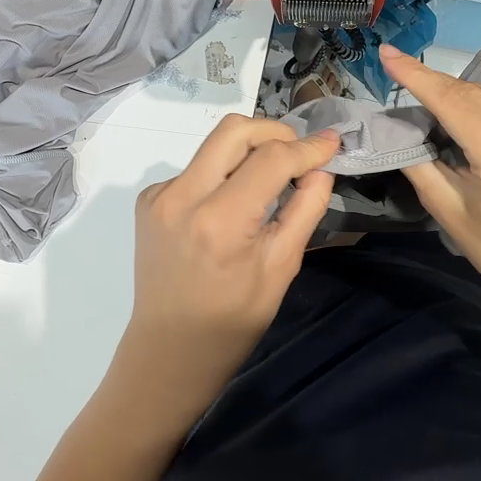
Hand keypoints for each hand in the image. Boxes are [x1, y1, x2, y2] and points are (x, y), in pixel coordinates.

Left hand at [130, 115, 339, 358]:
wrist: (168, 349)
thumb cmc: (232, 320)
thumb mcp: (281, 268)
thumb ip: (304, 210)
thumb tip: (321, 168)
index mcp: (220, 221)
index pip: (270, 158)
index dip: (307, 148)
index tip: (332, 144)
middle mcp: (182, 197)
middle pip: (234, 131)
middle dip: (273, 132)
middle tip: (298, 154)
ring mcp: (160, 195)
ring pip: (213, 146)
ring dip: (247, 152)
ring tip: (269, 182)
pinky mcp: (149, 199)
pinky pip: (195, 169)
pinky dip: (221, 175)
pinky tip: (230, 208)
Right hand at [379, 45, 480, 299]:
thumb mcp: (444, 207)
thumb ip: (418, 158)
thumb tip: (396, 120)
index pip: (456, 104)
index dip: (418, 76)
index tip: (387, 53)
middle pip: (474, 96)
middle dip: (433, 85)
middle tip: (396, 73)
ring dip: (459, 100)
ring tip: (433, 113)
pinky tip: (475, 132)